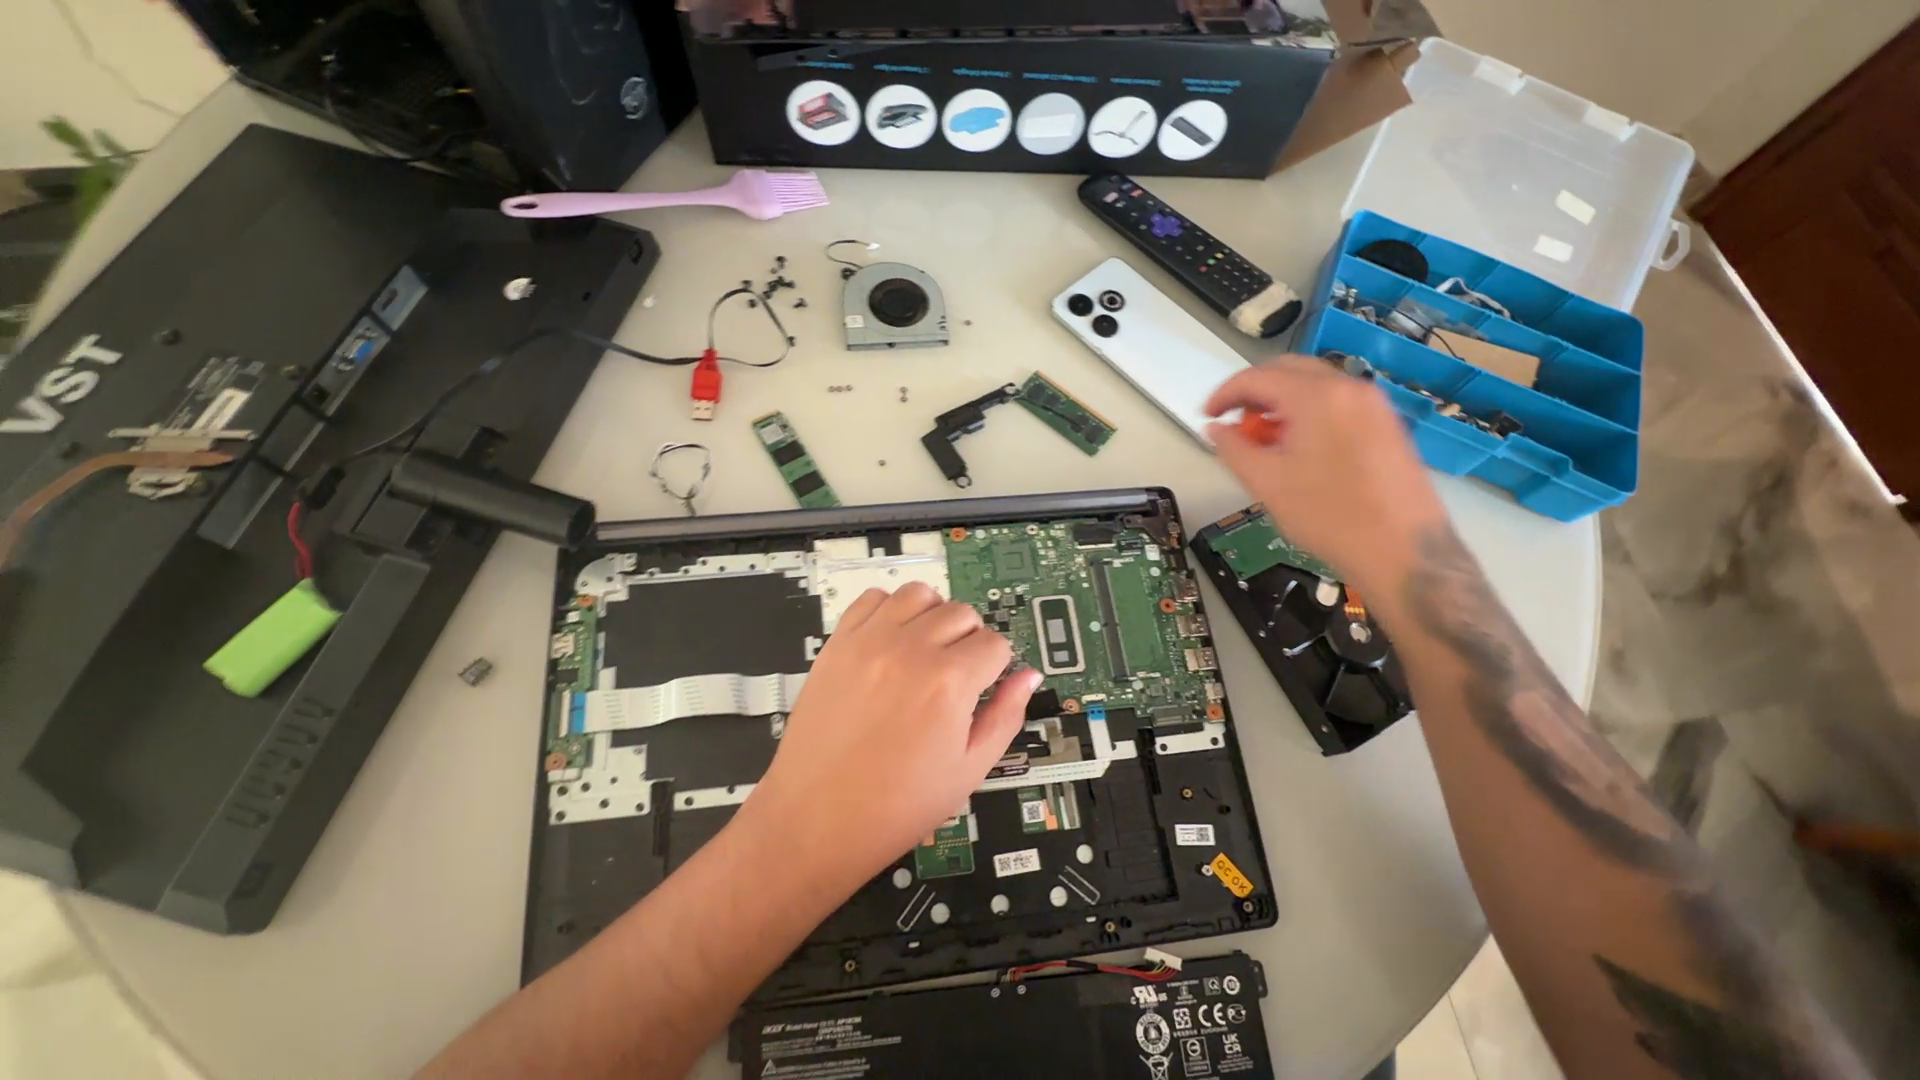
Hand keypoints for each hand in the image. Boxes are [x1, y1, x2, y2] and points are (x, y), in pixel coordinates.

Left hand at [743, 583, 1040, 887]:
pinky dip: (889, 610)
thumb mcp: (968, 770)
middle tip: (957, 677)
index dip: (996, 668)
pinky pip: (872, 599)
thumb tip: (1027, 678)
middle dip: (970, 640)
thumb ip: (1005, 716)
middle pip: (961, 613)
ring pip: (920, 594)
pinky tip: (892, 643)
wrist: (818, 817)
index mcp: (948, 684)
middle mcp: (910, 651)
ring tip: (927, 651)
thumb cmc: (897, 805)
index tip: (983, 688)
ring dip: (933, 615)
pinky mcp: (837, 643)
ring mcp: (869, 642)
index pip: (995, 644)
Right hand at [1205, 356, 1447, 593]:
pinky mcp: (1387, 423)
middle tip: (1233, 421)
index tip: (1207, 416)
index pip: (1258, 377)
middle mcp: (1349, 388)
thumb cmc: (1328, 517)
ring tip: (1264, 438)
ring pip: (1316, 385)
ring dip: (1282, 402)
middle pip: (1289, 371)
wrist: (1403, 550)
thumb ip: (1233, 449)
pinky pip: (1338, 402)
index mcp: (1317, 396)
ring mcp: (1374, 403)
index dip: (1225, 394)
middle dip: (1254, 392)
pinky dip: (1310, 412)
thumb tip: (1216, 429)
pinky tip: (1300, 447)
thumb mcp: (1267, 484)